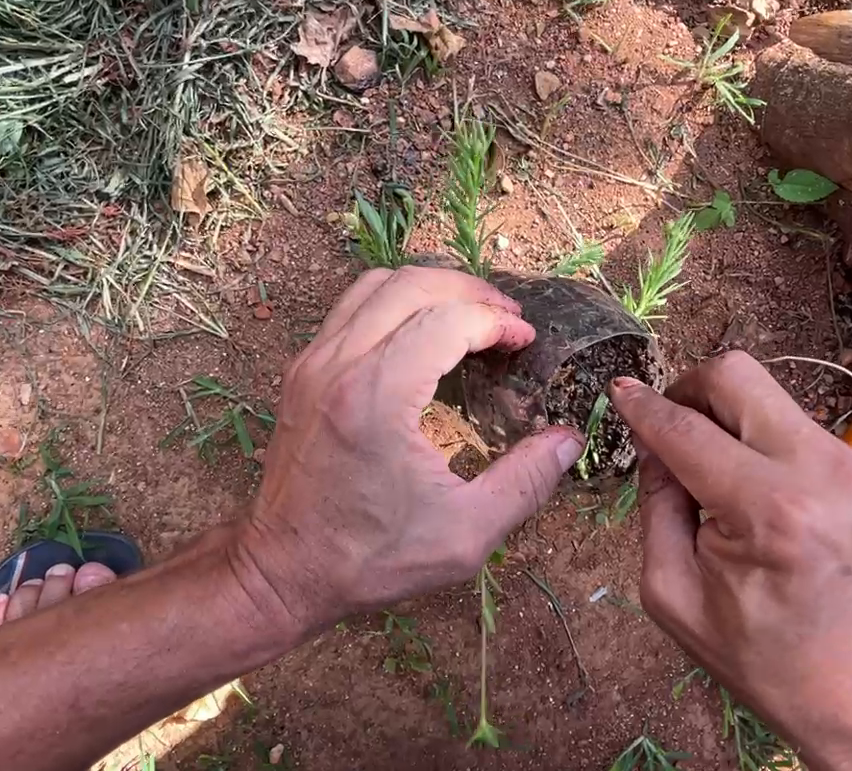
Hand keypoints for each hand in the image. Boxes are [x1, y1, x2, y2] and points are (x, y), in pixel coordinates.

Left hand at [233, 267, 585, 632]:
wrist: (281, 568)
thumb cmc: (370, 557)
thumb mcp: (464, 534)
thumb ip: (526, 481)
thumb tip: (570, 439)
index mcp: (377, 396)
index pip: (447, 320)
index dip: (496, 321)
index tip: (525, 340)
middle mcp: (339, 363)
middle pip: (412, 284)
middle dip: (470, 290)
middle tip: (506, 317)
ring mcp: (314, 359)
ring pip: (377, 283)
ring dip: (430, 286)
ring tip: (469, 312)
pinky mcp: (302, 367)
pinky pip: (352, 305)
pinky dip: (394, 300)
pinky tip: (420, 328)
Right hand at [608, 355, 851, 767]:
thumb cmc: (764, 659)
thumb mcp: (674, 592)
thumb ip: (655, 503)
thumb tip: (652, 439)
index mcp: (772, 513)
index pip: (686, 430)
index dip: (642, 407)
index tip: (616, 391)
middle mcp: (822, 474)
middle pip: (734, 375)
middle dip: (685, 390)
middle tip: (666, 429)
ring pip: (763, 391)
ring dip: (720, 414)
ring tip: (708, 467)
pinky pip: (789, 421)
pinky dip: (753, 435)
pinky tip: (747, 481)